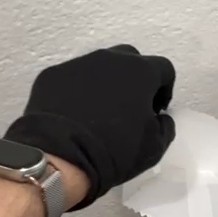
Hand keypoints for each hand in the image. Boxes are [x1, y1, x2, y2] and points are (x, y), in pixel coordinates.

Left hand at [4, 45, 175, 210]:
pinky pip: (72, 79)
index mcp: (140, 72)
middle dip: (135, 81)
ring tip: (98, 113)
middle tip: (129, 108)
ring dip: (106, 84)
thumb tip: (160, 118)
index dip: (164, 90)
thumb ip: (165, 126)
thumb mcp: (155, 147)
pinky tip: (74, 116)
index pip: (164, 69)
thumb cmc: (115, 151)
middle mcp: (110, 59)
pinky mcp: (52, 75)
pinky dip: (77, 92)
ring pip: (99, 67)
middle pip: (131, 61)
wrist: (61, 157)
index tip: (156, 112)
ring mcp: (78, 64)